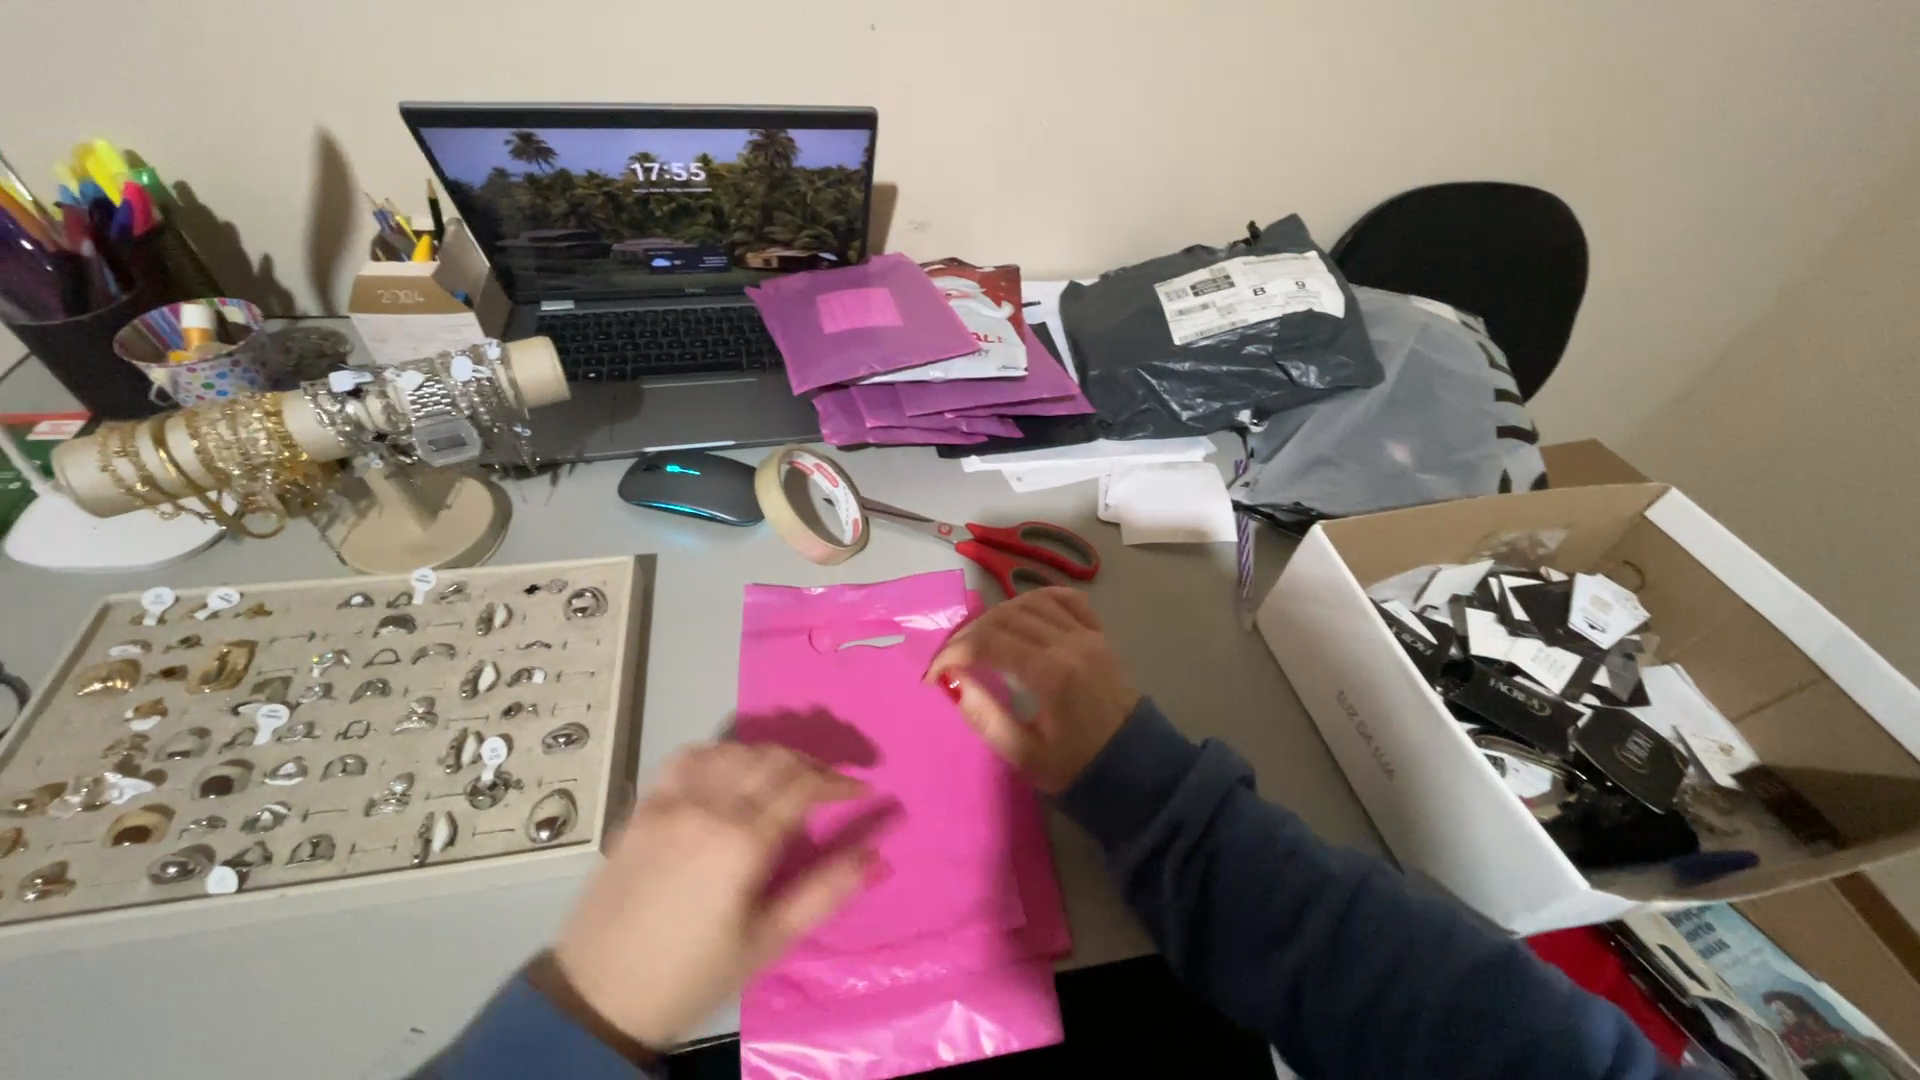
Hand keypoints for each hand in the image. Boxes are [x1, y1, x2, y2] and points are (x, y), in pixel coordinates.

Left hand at [548, 742, 876, 1049]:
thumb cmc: (692, 976)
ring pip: (734, 750)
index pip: (804, 787)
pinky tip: (731, 768)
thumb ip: (824, 893)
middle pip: (774, 759)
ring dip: (770, 754)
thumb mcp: (767, 944)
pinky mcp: (643, 806)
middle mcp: (708, 807)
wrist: (596, 996)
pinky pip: (687, 757)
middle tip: (833, 782)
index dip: (839, 781)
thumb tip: (875, 855)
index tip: (862, 788)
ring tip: (788, 775)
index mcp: (743, 842)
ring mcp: (671, 801)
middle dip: (812, 763)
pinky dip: (720, 752)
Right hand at [924, 587, 1139, 793]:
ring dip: (998, 615)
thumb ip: (983, 714)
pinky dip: (1038, 599)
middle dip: (969, 634)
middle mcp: (1069, 643)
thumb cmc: (1076, 767)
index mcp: (1050, 673)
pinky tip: (1022, 614)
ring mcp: (1088, 634)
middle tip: (951, 659)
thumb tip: (948, 680)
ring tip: (980, 639)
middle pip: (1005, 617)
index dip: (953, 652)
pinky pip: (1066, 599)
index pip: (988, 642)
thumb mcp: (1023, 754)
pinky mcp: (1100, 635)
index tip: (933, 673)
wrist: (1136, 768)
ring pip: (1032, 602)